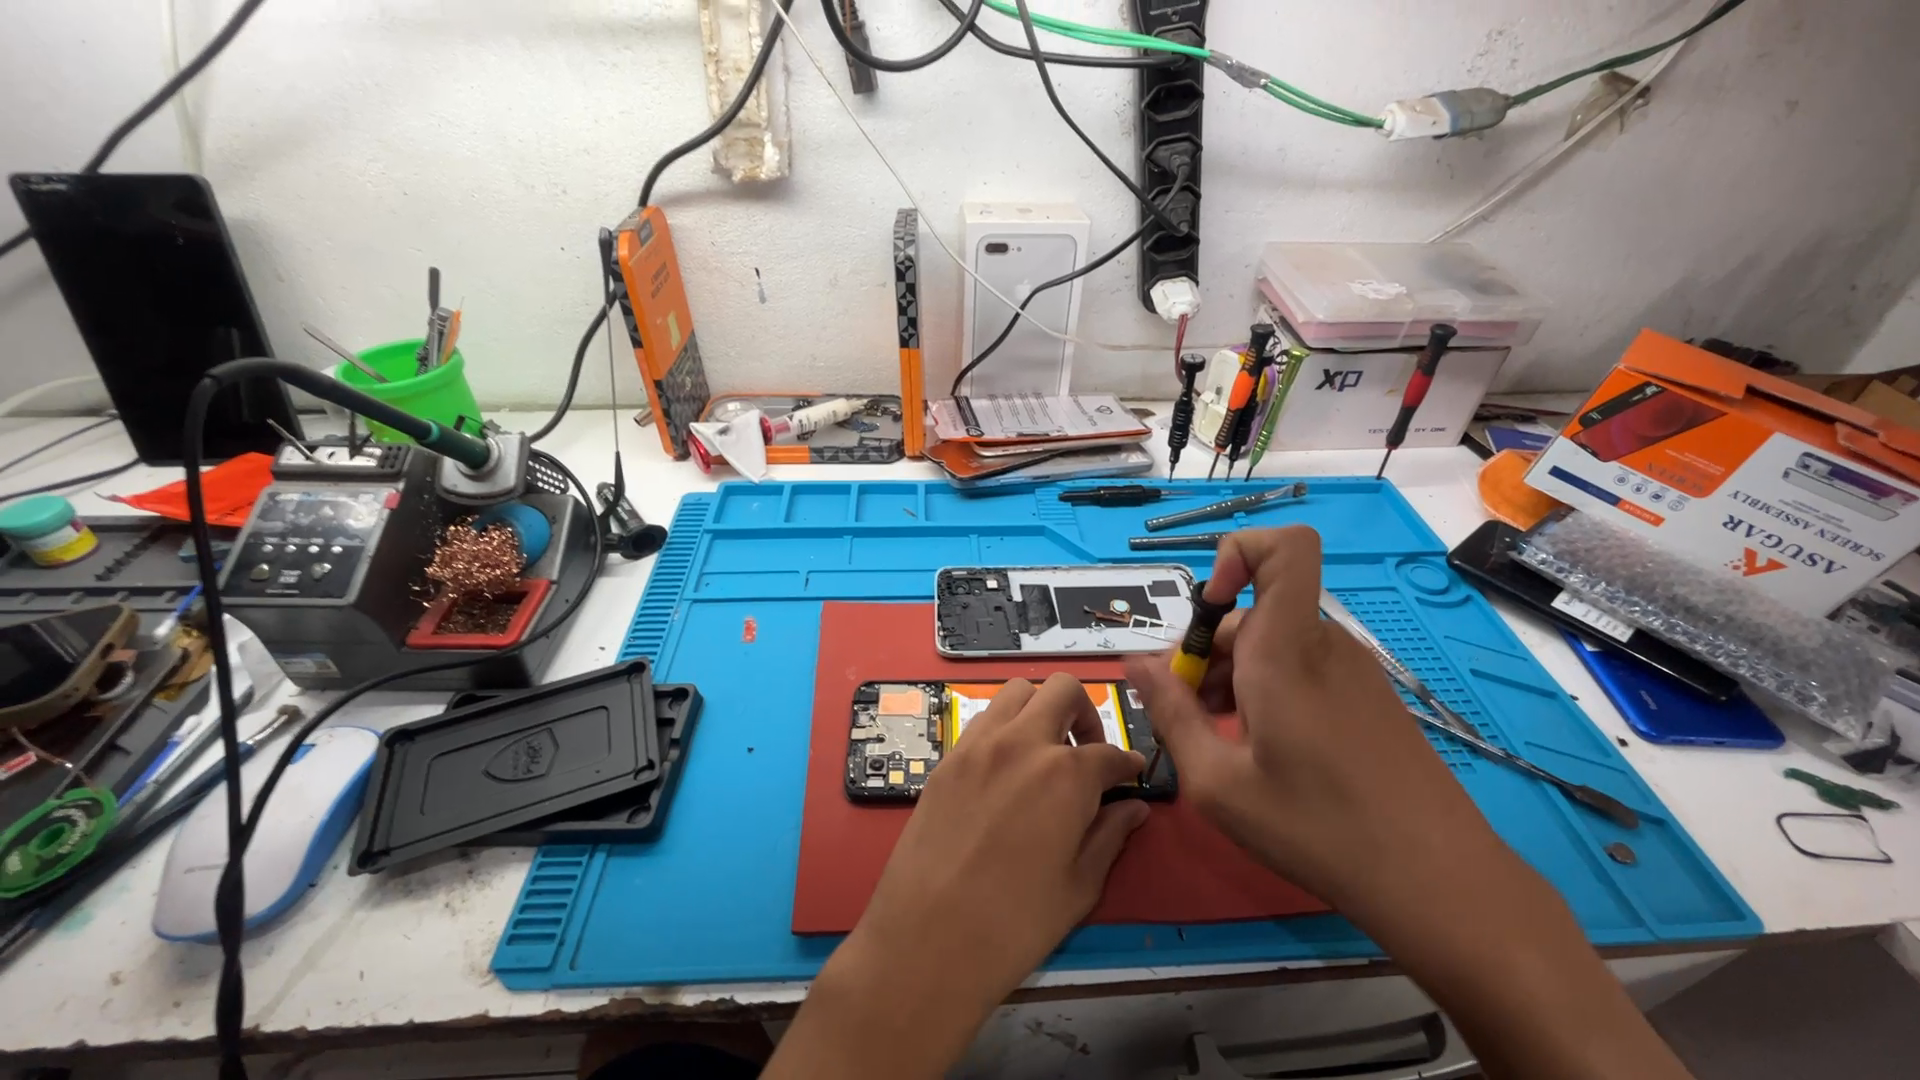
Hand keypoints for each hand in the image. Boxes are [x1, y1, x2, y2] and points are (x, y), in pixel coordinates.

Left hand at [778, 675, 1147, 1078]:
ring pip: (1016, 693)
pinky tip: (1007, 773)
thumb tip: (1134, 808)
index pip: (1110, 754)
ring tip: (1045, 756)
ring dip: (1040, 712)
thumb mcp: (1079, 886)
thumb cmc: (1014, 923)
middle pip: (1062, 691)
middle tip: (1088, 754)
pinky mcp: (945, 760)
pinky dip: (1004, 731)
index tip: (1132, 776)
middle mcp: (1022, 743)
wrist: (927, 939)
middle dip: (1085, 714)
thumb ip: (1110, 836)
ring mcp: (977, 746)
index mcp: (1066, 773)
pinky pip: (982, 722)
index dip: (1128, 766)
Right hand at [1122, 527, 1695, 1079]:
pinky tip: (1265, 751)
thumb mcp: (1217, 781)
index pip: (1283, 547)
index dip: (1238, 553)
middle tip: (1191, 714)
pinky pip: (1305, 667)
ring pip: (1277, 641)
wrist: (1436, 879)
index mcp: (1287, 649)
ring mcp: (1354, 670)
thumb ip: (1169, 713)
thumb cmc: (1317, 826)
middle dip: (1210, 649)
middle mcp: (1324, 644)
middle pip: (1257, 609)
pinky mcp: (1370, 698)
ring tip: (1223, 741)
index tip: (1206, 614)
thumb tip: (1136, 662)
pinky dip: (1270, 690)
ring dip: (1236, 674)